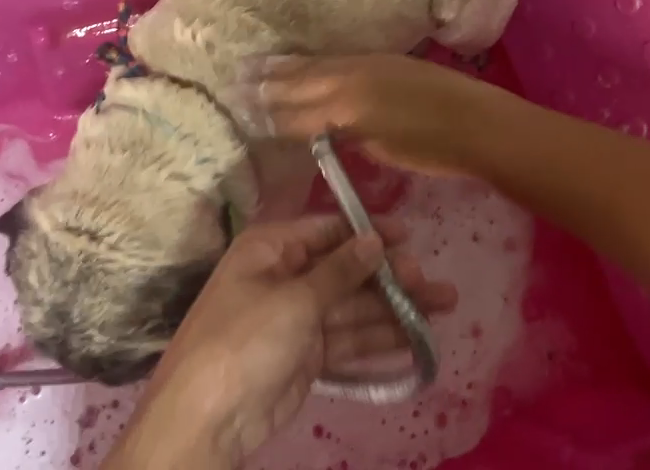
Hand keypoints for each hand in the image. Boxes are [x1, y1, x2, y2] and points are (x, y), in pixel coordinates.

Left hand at [105, 214, 457, 468]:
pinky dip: (378, 343)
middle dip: (390, 278)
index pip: (328, 231)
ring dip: (394, 310)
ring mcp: (295, 320)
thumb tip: (374, 240)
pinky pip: (348, 343)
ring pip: (353, 309)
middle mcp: (285, 278)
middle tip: (434, 284)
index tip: (411, 236)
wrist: (206, 419)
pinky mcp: (305, 358)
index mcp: (271, 249)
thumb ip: (339, 271)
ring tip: (443, 308)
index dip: (369, 232)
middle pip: (346, 272)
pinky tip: (414, 344)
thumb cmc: (245, 340)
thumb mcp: (294, 299)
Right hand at [231, 54, 516, 176]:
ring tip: (255, 64)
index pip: (297, 115)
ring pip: (315, 65)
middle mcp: (349, 81)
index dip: (270, 116)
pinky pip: (334, 58)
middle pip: (298, 83)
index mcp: (347, 110)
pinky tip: (301, 61)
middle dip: (267, 86)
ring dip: (284, 67)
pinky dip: (312, 61)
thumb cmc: (433, 150)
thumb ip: (349, 136)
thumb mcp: (383, 151)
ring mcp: (365, 64)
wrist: (478, 121)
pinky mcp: (380, 57)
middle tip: (234, 83)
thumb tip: (328, 128)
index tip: (243, 114)